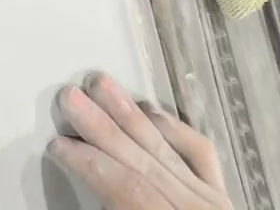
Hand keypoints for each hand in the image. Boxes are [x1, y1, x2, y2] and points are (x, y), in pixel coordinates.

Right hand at [49, 73, 231, 209]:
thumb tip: (89, 191)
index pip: (126, 189)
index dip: (90, 164)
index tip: (56, 143)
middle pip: (142, 161)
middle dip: (102, 127)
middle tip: (68, 95)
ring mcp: (212, 202)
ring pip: (166, 149)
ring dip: (128, 113)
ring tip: (99, 82)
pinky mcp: (222, 196)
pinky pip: (199, 153)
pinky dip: (173, 128)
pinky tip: (149, 109)